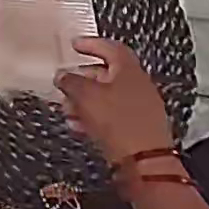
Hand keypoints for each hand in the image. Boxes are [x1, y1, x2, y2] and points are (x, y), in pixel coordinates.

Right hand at [56, 37, 173, 163]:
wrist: (145, 165)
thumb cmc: (119, 123)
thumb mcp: (85, 95)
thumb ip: (70, 81)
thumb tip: (62, 76)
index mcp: (128, 69)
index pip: (109, 47)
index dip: (90, 44)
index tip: (76, 45)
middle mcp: (138, 85)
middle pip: (107, 73)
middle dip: (83, 78)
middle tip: (67, 82)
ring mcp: (141, 108)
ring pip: (108, 96)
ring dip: (86, 100)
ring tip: (69, 109)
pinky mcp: (139, 129)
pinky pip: (114, 115)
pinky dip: (96, 116)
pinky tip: (80, 126)